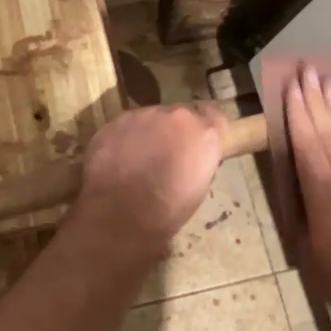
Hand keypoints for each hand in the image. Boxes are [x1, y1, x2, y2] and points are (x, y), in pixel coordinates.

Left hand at [70, 106, 226, 259]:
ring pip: (154, 118)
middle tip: (173, 156)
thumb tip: (193, 157)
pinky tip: (122, 161)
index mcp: (202, 133)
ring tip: (145, 160)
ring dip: (154, 133)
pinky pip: (129, 126)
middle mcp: (175, 116)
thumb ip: (199, 161)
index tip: (206, 145)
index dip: (211, 131)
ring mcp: (142, 115)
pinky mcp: (115, 121)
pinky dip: (130, 138)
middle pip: (183, 116)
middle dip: (180, 132)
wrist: (114, 215)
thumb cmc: (164, 213)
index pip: (217, 117)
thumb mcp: (198, 190)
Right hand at [287, 66, 330, 327]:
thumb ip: (300, 210)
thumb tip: (291, 176)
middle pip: (330, 132)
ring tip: (328, 81)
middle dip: (317, 100)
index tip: (290, 85)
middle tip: (308, 69)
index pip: (308, 144)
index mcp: (324, 196)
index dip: (298, 113)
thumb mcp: (306, 250)